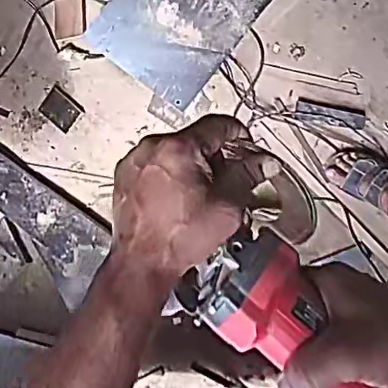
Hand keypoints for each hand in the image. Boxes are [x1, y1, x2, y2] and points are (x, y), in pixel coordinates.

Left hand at [109, 114, 251, 286]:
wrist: (143, 262)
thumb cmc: (178, 239)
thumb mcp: (226, 206)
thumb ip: (247, 176)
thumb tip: (262, 162)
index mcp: (178, 148)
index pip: (218, 124)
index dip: (240, 136)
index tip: (247, 147)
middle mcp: (152, 148)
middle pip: (194, 137)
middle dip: (215, 155)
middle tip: (228, 178)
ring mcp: (135, 161)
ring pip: (173, 149)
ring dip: (192, 164)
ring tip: (201, 193)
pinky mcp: (125, 175)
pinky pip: (154, 163)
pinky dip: (169, 173)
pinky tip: (179, 197)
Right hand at [277, 264, 387, 387]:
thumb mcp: (346, 356)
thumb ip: (307, 371)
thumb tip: (285, 385)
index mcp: (329, 281)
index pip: (279, 287)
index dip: (266, 312)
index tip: (259, 336)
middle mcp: (338, 294)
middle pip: (293, 318)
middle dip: (291, 349)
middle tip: (292, 368)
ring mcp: (353, 316)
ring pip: (313, 340)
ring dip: (312, 365)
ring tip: (320, 384)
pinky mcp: (365, 338)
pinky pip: (334, 354)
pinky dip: (332, 372)